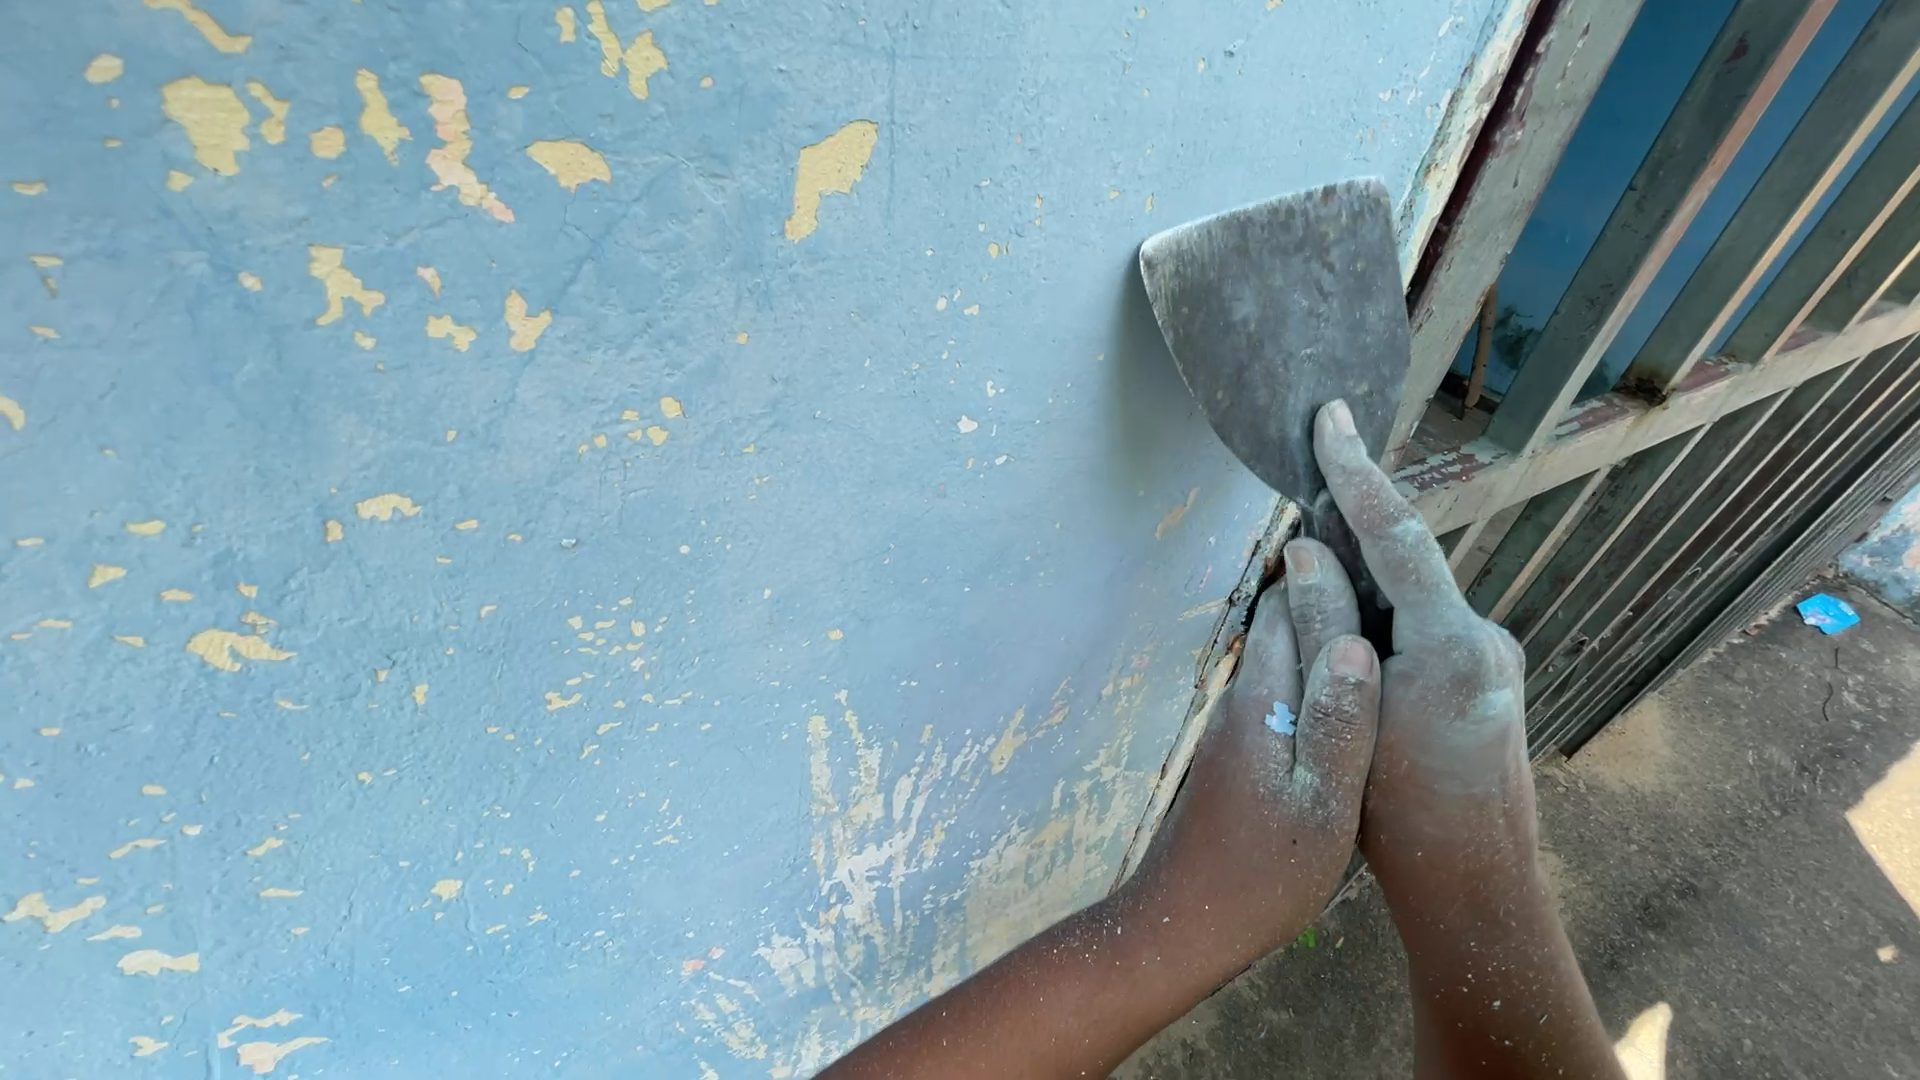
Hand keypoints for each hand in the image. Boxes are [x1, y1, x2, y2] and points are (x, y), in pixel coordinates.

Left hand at [1129, 541, 1380, 974]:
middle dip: (1316, 583)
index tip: (1351, 520)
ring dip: (1309, 620)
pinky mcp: (1232, 743)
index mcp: (1265, 703)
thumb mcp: (1322, 806)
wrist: (1188, 914)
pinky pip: (1272, 682)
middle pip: (1279, 621)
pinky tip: (1330, 674)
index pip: (1293, 612)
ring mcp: (1232, 720)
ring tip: (1360, 599)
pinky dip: (1301, 662)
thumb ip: (1338, 722)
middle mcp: (1242, 698)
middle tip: (1366, 549)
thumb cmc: (1262, 872)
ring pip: (1274, 650)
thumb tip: (1356, 644)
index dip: (1324, 568)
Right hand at [1310, 399, 1537, 898]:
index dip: (1357, 472)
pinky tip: (1338, 629)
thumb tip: (1303, 553)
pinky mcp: (1477, 682)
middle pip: (1404, 562)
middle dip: (1350, 522)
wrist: (1472, 887)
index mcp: (1453, 642)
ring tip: (1304, 569)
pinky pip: (1416, 626)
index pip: (1397, 535)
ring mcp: (1486, 661)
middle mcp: (1481, 638)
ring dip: (1356, 576)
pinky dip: (1372, 614)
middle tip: (1301, 489)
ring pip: (1407, 597)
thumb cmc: (1399, 810)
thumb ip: (1326, 626)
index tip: (1329, 416)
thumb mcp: (1348, 710)